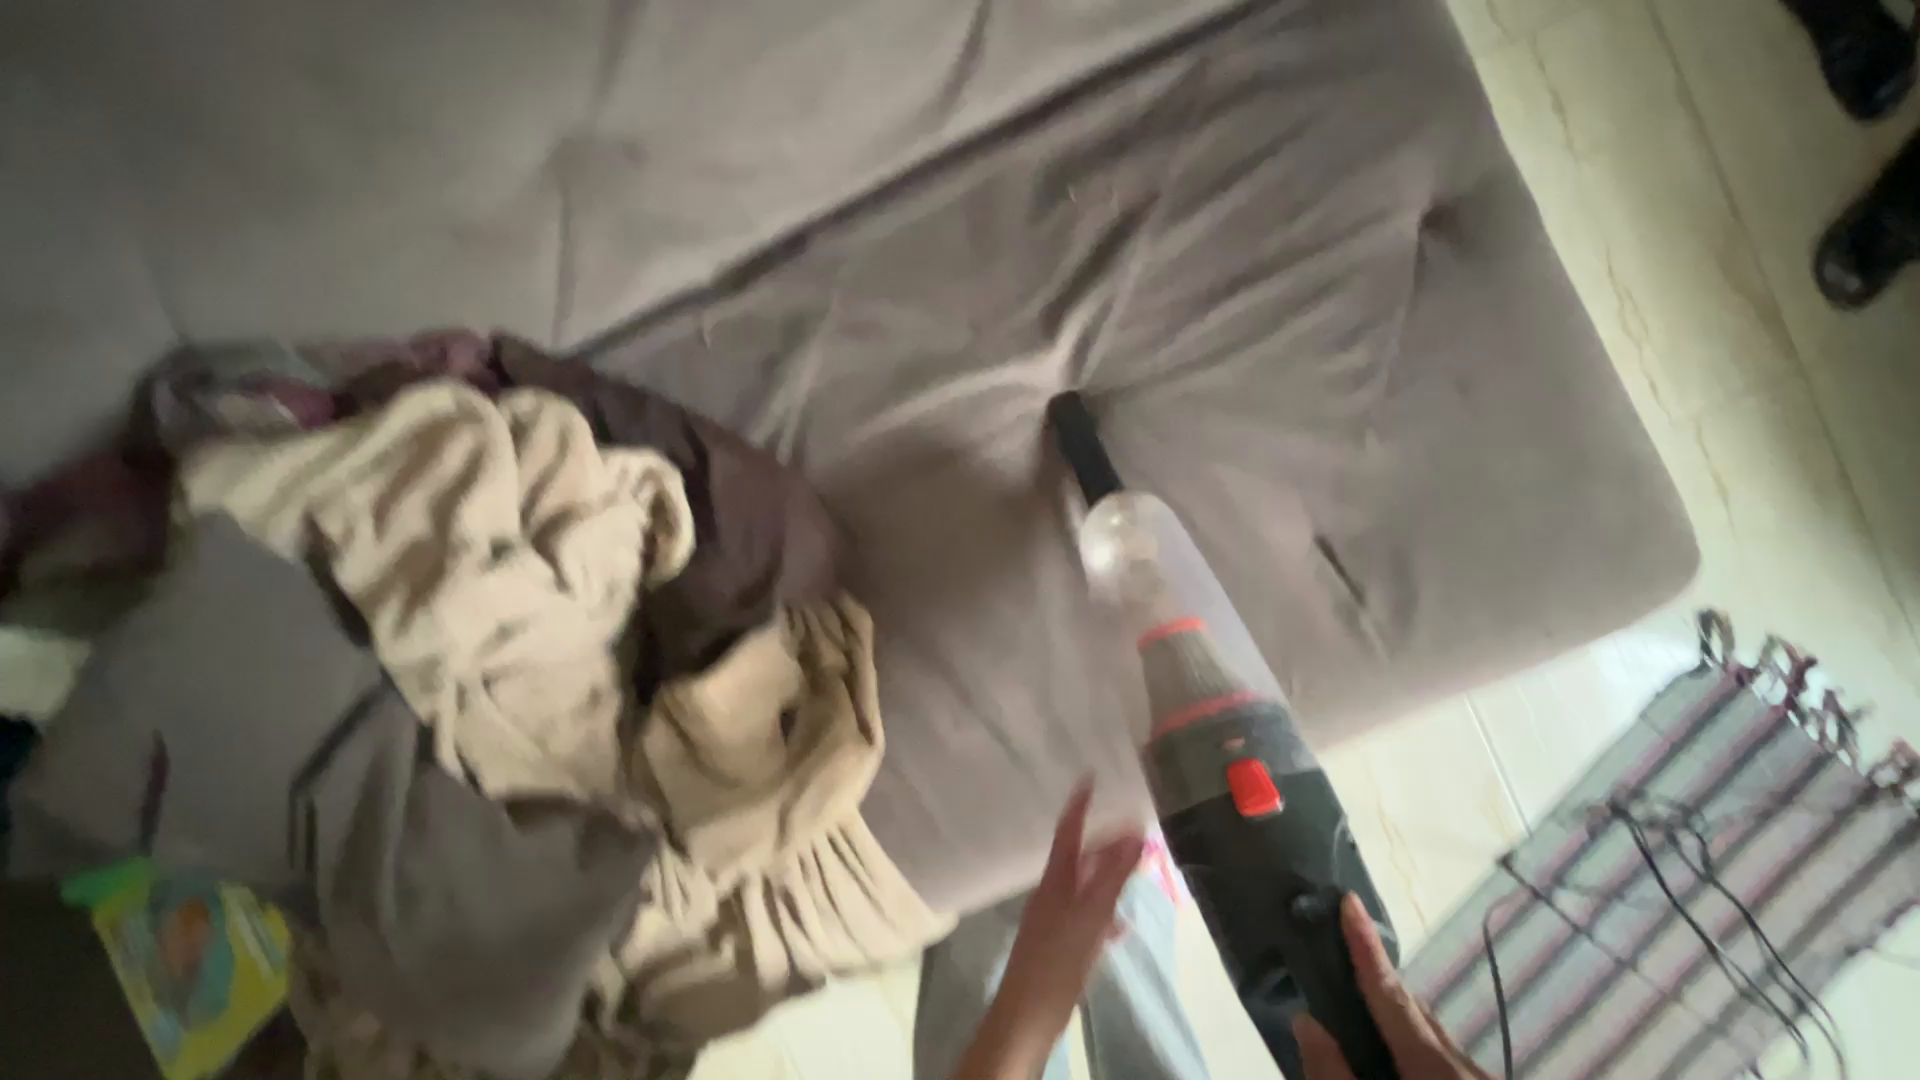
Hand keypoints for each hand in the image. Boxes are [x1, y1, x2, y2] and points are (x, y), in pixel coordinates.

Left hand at [951, 783, 1146, 1079]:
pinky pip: (1086, 915)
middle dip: (1104, 841)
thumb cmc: (1057, 960)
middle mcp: (1052, 890)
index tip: (1091, 776)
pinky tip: (1120, 924)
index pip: (1069, 828)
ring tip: (1135, 868)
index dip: (1080, 803)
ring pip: (1085, 884)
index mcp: (1056, 878)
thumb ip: (1113, 875)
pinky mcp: (1059, 943)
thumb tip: (1136, 832)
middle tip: (1134, 829)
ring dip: (1108, 874)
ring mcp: (1054, 917)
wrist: (1026, 1015)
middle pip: (1079, 856)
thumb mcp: (1091, 915)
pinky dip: (1104, 911)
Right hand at [1294, 893, 1493, 1079]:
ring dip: (1403, 1026)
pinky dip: (1425, 1054)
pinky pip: (1452, 1062)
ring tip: (1369, 1029)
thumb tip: (1305, 1021)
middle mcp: (1465, 1066)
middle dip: (1380, 983)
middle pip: (1415, 1010)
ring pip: (1436, 1039)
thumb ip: (1333, 1075)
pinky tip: (1407, 1070)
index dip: (1365, 945)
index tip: (1349, 899)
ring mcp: (1485, 1079)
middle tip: (1342, 963)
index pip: (1388, 991)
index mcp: (1431, 1067)